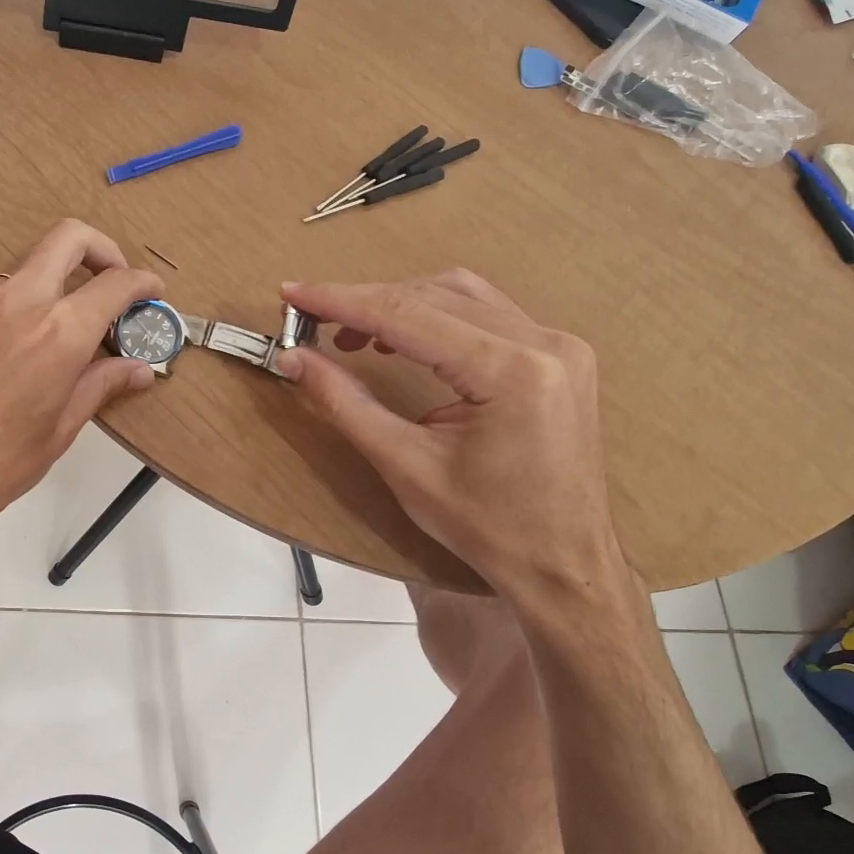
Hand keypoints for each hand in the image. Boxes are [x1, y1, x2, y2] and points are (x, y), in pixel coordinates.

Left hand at [0, 220, 163, 559]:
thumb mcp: (58, 431)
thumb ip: (99, 387)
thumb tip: (138, 369)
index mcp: (56, 334)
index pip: (115, 284)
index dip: (141, 284)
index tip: (150, 293)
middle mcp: (12, 304)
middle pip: (67, 239)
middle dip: (99, 250)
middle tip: (108, 282)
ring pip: (16, 280)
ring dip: (41, 298)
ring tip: (41, 350)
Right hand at [276, 270, 624, 595]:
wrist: (561, 561)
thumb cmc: (485, 525)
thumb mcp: (403, 465)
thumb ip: (345, 403)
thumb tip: (294, 359)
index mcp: (512, 372)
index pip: (408, 314)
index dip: (342, 301)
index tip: (292, 293)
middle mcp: (544, 344)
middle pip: (433, 295)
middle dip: (365, 302)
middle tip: (311, 318)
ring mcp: (558, 346)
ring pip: (460, 295)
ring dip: (399, 304)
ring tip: (350, 334)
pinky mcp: (558, 355)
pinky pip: (485, 313)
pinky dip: (434, 316)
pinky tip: (401, 340)